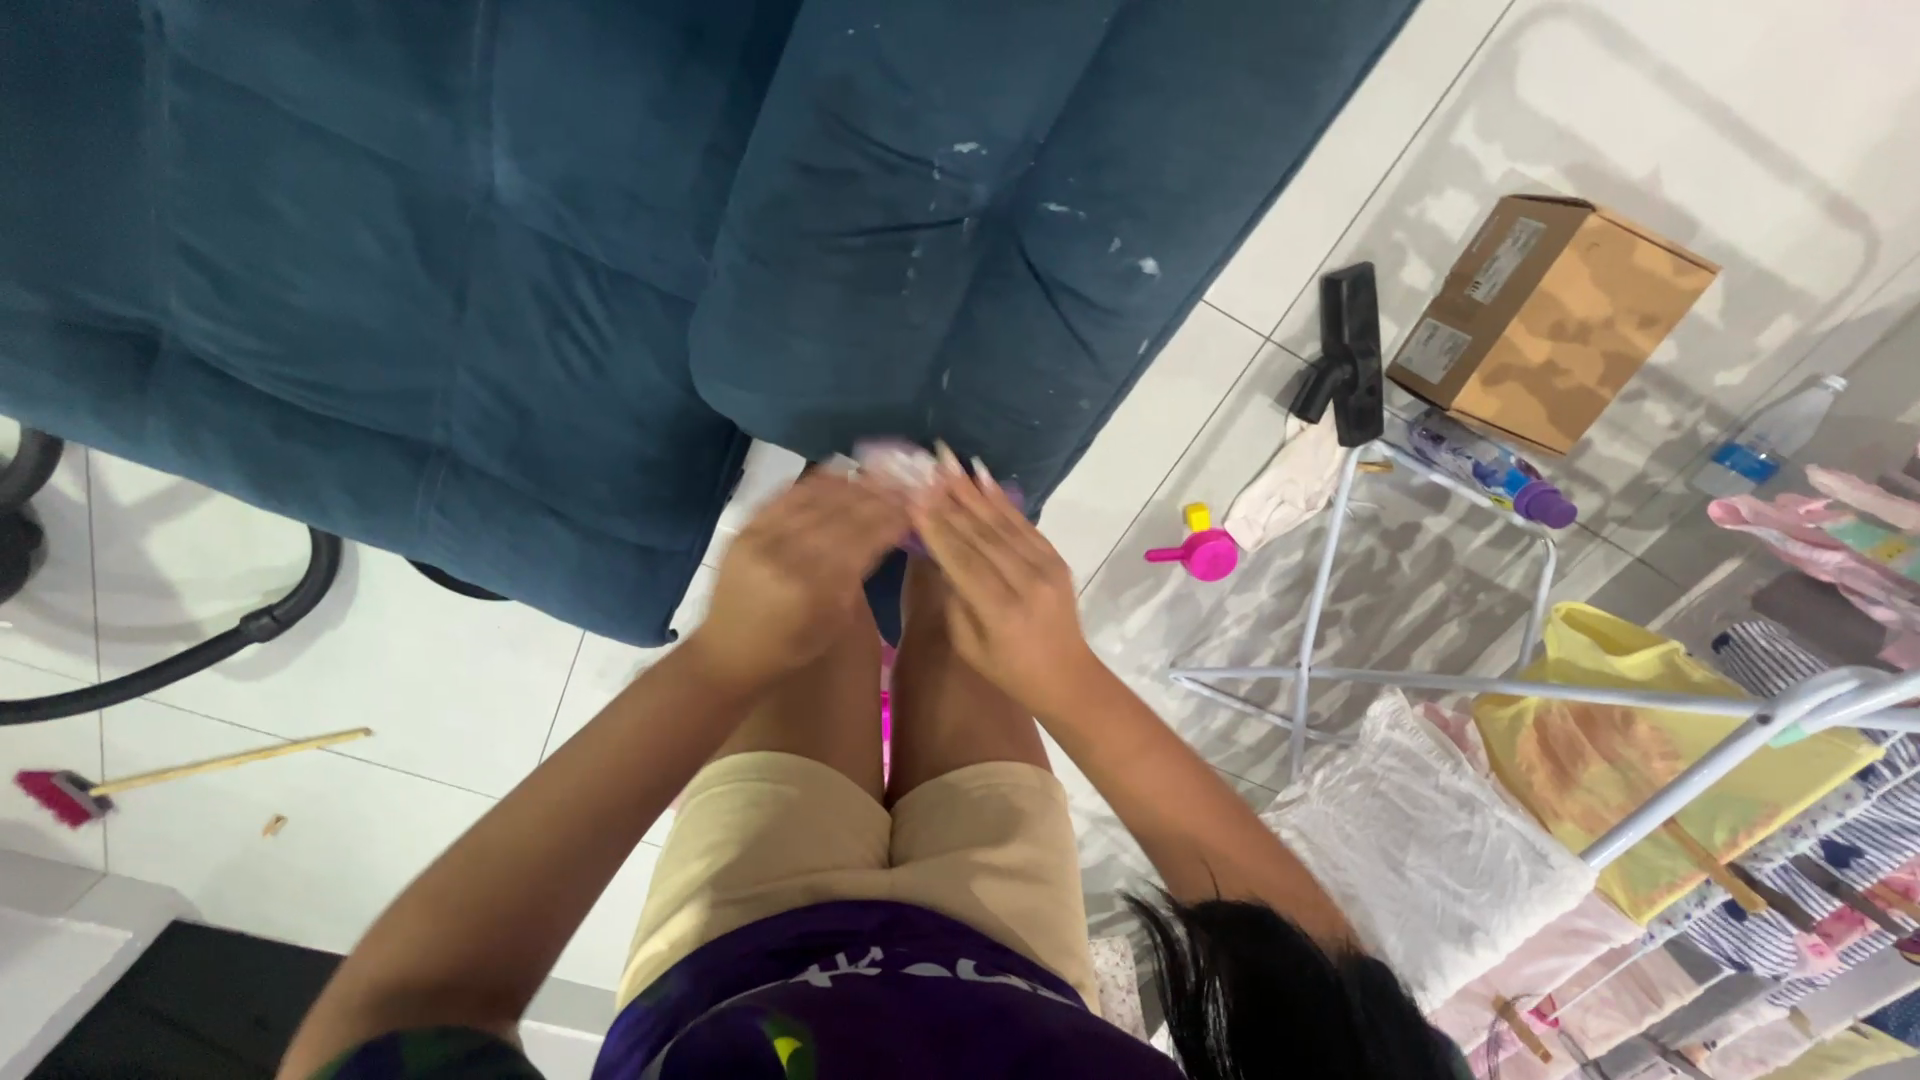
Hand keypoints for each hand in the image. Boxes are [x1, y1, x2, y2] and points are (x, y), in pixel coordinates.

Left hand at [687, 467, 908, 689]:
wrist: (728, 653)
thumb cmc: (790, 649)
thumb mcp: (835, 623)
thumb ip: (858, 577)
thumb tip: (885, 534)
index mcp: (814, 588)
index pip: (863, 540)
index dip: (892, 518)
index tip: (915, 505)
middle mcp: (787, 557)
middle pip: (843, 514)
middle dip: (880, 495)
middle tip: (907, 483)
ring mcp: (762, 538)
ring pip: (817, 499)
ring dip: (854, 484)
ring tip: (881, 475)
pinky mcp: (745, 529)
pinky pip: (787, 495)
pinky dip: (818, 482)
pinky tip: (841, 473)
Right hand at [910, 450, 1104, 715]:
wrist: (1066, 676)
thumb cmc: (1008, 670)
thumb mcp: (968, 644)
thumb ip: (953, 597)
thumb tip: (939, 552)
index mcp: (1000, 610)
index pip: (962, 560)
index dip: (936, 527)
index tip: (913, 497)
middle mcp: (1026, 582)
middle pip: (981, 534)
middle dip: (950, 499)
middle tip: (925, 469)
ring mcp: (1045, 567)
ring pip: (1001, 522)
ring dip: (972, 490)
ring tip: (948, 462)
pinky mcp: (1055, 558)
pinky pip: (1024, 524)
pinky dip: (1000, 499)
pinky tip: (982, 477)